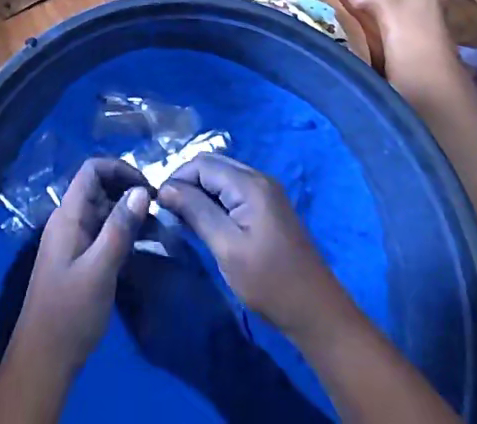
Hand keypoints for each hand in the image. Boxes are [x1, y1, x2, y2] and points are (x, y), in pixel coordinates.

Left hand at [14, 158, 149, 370]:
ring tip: (160, 230)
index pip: (92, 170)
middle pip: (100, 188)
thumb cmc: (71, 312)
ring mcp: (74, 239)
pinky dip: (124, 233)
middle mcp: (69, 220)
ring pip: (104, 211)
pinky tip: (145, 247)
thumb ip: (120, 229)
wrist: (45, 357)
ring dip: (130, 213)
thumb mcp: (100, 269)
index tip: (149, 188)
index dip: (120, 169)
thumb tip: (141, 190)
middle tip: (160, 210)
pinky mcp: (80, 258)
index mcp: (68, 215)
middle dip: (129, 191)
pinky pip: (104, 232)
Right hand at [158, 153, 352, 336]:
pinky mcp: (268, 208)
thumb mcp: (227, 247)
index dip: (176, 178)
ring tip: (183, 217)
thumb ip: (196, 211)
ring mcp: (266, 192)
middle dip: (186, 182)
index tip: (159, 204)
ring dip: (199, 191)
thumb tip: (165, 188)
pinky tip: (205, 222)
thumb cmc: (269, 282)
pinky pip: (232, 190)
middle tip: (169, 210)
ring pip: (221, 176)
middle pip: (211, 165)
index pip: (201, 163)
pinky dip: (214, 199)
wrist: (317, 313)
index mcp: (250, 184)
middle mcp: (259, 179)